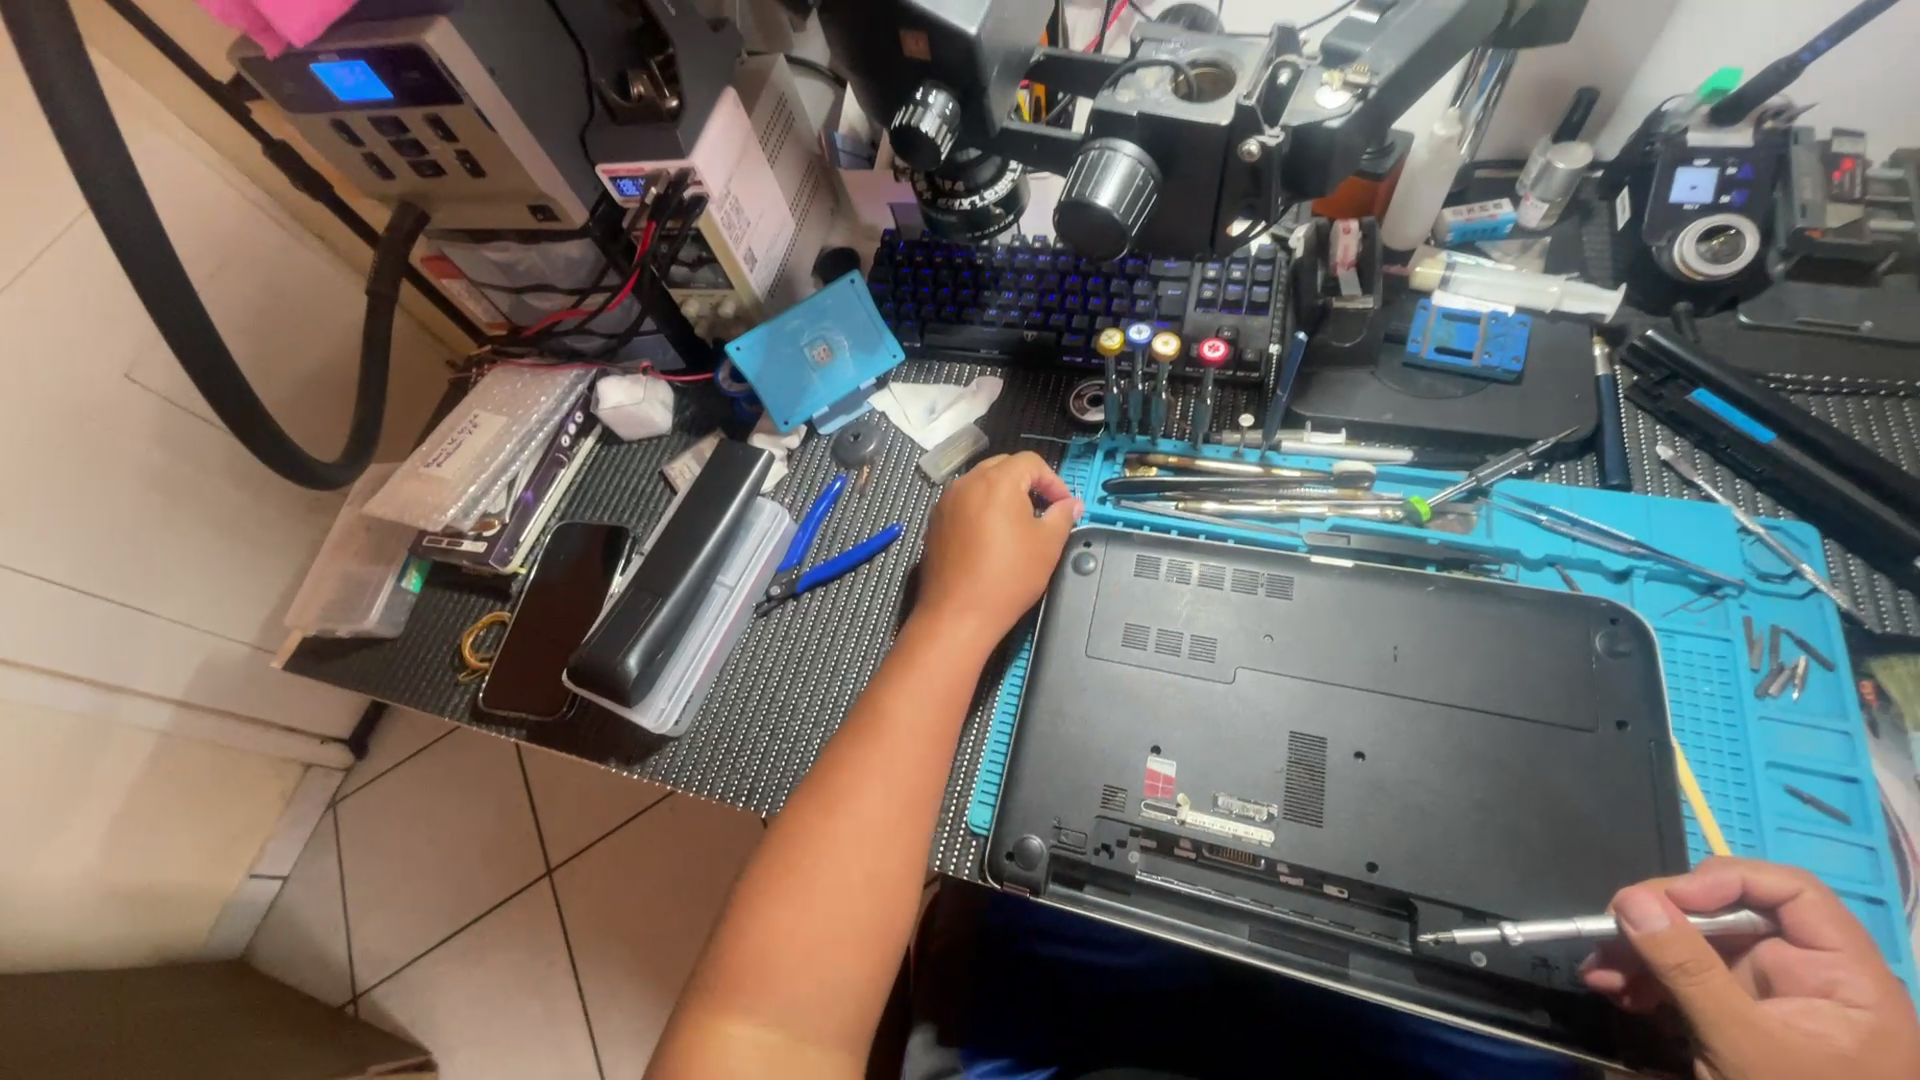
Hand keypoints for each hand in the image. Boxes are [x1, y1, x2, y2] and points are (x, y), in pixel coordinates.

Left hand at [913, 452, 1081, 650]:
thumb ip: (1062, 516)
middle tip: (1043, 510)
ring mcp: (946, 503)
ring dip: (1002, 495)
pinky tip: (991, 538)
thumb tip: (1072, 504)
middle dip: (1027, 483)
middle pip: (1002, 467)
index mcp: (996, 481)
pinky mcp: (935, 523)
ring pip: (980, 484)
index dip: (1053, 480)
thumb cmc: (1008, 577)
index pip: (1030, 461)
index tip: (1063, 505)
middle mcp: (966, 483)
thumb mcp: (1047, 545)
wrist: (958, 613)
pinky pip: (963, 503)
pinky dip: (981, 510)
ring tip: (1018, 525)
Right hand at [1581, 857, 1919, 1079]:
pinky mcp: (1732, 1012)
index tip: (1666, 898)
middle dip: (1659, 921)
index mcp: (1841, 975)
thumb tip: (1631, 898)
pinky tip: (1614, 990)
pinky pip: (1681, 973)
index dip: (1726, 880)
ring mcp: (1766, 993)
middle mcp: (1805, 972)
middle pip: (1725, 913)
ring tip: (1600, 973)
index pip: (1791, 892)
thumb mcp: (1742, 1044)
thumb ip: (1688, 969)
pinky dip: (1642, 977)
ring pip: (1691, 942)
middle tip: (1609, 934)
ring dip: (1637, 951)